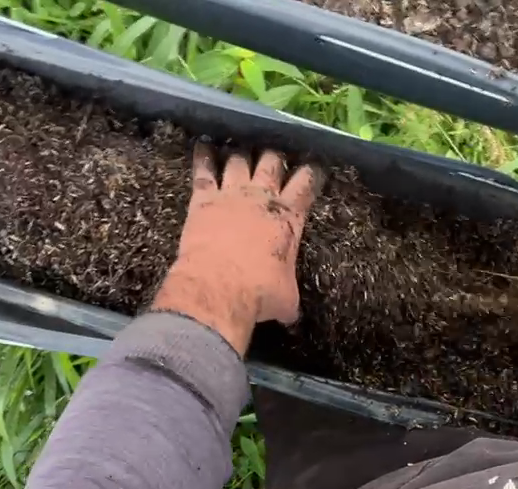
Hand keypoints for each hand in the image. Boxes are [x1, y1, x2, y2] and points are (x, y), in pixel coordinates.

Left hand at [150, 144, 319, 354]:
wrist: (221, 286)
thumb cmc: (261, 293)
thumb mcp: (287, 299)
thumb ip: (289, 297)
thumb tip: (291, 314)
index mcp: (289, 219)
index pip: (306, 186)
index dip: (311, 174)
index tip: (314, 167)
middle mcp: (262, 198)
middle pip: (272, 164)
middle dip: (275, 158)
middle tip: (275, 156)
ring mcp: (231, 194)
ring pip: (239, 161)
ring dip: (241, 155)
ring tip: (240, 150)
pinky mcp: (203, 198)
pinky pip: (203, 170)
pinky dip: (203, 156)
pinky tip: (202, 145)